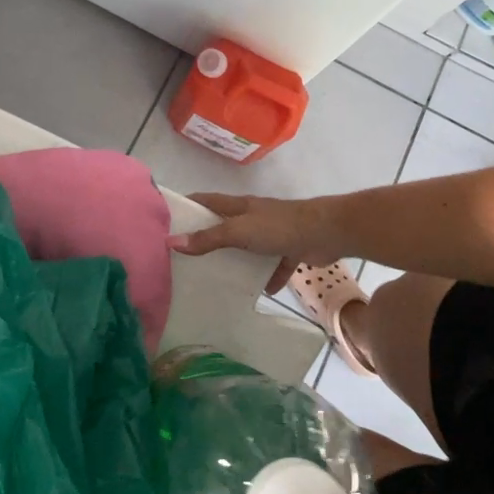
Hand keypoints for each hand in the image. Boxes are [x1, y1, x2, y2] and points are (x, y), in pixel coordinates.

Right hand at [167, 193, 344, 293]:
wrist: (326, 232)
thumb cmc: (278, 226)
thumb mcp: (239, 232)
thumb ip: (209, 238)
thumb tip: (172, 242)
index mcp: (239, 207)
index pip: (206, 200)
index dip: (187, 205)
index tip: (167, 219)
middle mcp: (253, 217)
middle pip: (225, 225)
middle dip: (208, 238)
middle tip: (187, 258)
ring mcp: (272, 233)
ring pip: (249, 247)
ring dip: (237, 260)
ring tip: (218, 279)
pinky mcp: (290, 249)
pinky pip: (275, 265)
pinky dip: (269, 277)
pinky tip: (262, 292)